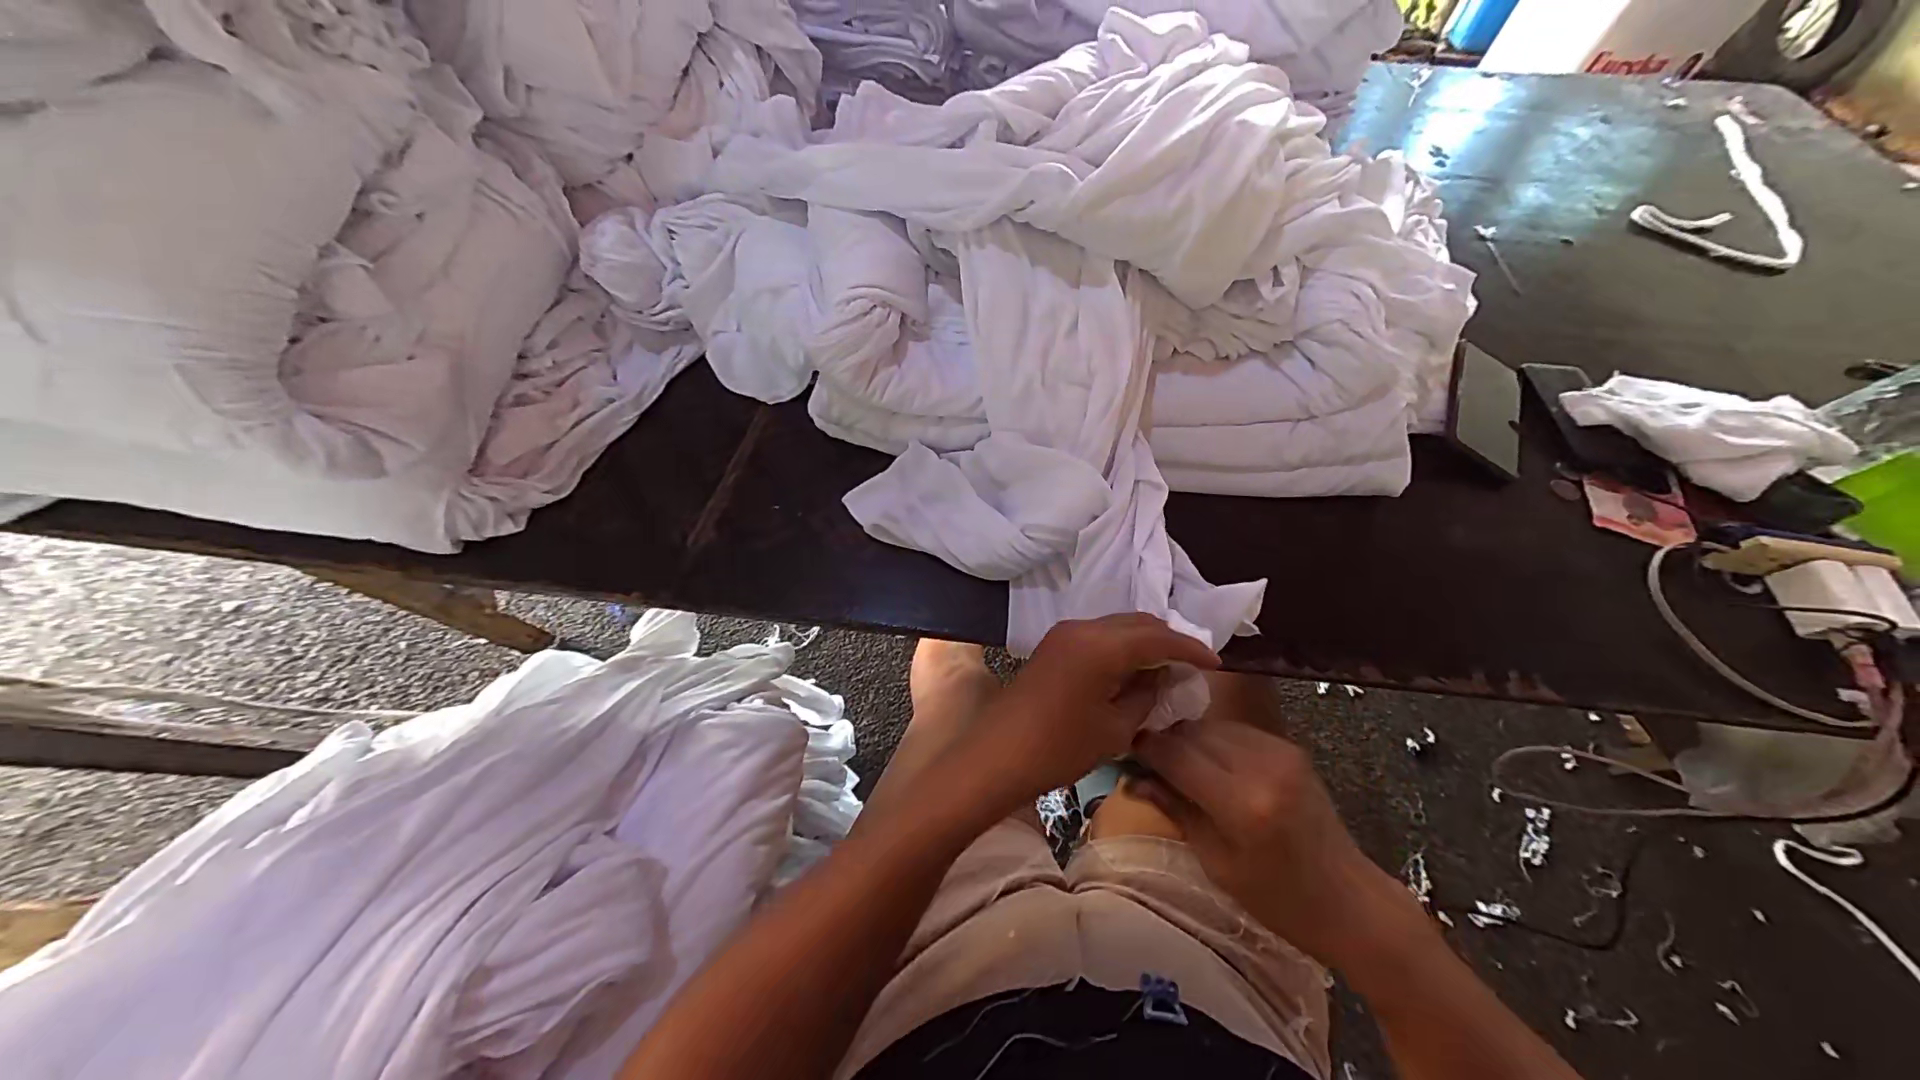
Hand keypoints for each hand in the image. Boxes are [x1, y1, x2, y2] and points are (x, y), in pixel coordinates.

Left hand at [952, 614, 1218, 815]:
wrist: (997, 756)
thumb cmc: (1060, 748)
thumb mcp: (1116, 728)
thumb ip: (1146, 695)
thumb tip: (1162, 675)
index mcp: (1102, 645)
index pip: (1159, 636)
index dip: (1191, 648)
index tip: (1215, 663)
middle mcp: (1083, 628)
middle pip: (1137, 623)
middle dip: (1168, 639)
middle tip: (1191, 664)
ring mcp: (1063, 633)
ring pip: (1116, 626)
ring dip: (1143, 641)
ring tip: (1165, 667)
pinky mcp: (1052, 644)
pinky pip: (1097, 635)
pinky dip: (1120, 646)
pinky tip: (1132, 668)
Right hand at [1132, 718, 1420, 967]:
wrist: (1350, 901)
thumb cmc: (1278, 899)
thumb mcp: (1216, 862)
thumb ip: (1175, 809)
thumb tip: (1131, 778)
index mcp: (1243, 803)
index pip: (1174, 754)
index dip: (1144, 748)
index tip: (1123, 752)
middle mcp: (1262, 766)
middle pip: (1192, 732)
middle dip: (1164, 741)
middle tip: (1143, 758)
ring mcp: (1280, 752)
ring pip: (1211, 725)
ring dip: (1187, 738)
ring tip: (1174, 762)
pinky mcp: (1290, 747)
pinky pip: (1235, 731)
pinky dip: (1213, 740)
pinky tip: (1207, 763)